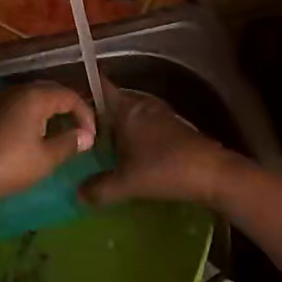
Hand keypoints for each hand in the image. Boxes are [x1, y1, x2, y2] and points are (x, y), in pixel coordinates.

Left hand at [0, 82, 94, 206]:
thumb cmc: (9, 164)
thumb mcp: (45, 157)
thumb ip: (69, 143)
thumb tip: (85, 135)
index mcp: (34, 96)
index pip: (69, 95)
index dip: (85, 114)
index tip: (92, 137)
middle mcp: (17, 91)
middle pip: (50, 91)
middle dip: (69, 108)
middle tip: (81, 131)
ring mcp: (1, 101)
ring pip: (34, 98)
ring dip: (51, 112)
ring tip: (62, 134)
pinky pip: (20, 107)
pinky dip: (35, 116)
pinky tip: (37, 136)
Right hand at [80, 83, 244, 206]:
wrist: (216, 176)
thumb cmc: (165, 169)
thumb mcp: (127, 183)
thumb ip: (99, 189)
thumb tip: (77, 195)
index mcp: (126, 108)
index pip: (99, 86)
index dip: (82, 88)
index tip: (65, 100)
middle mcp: (141, 104)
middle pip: (111, 101)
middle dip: (95, 113)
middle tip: (75, 129)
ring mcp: (160, 115)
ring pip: (128, 114)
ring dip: (115, 126)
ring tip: (98, 145)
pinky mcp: (173, 129)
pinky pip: (142, 124)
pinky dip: (131, 135)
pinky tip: (127, 155)